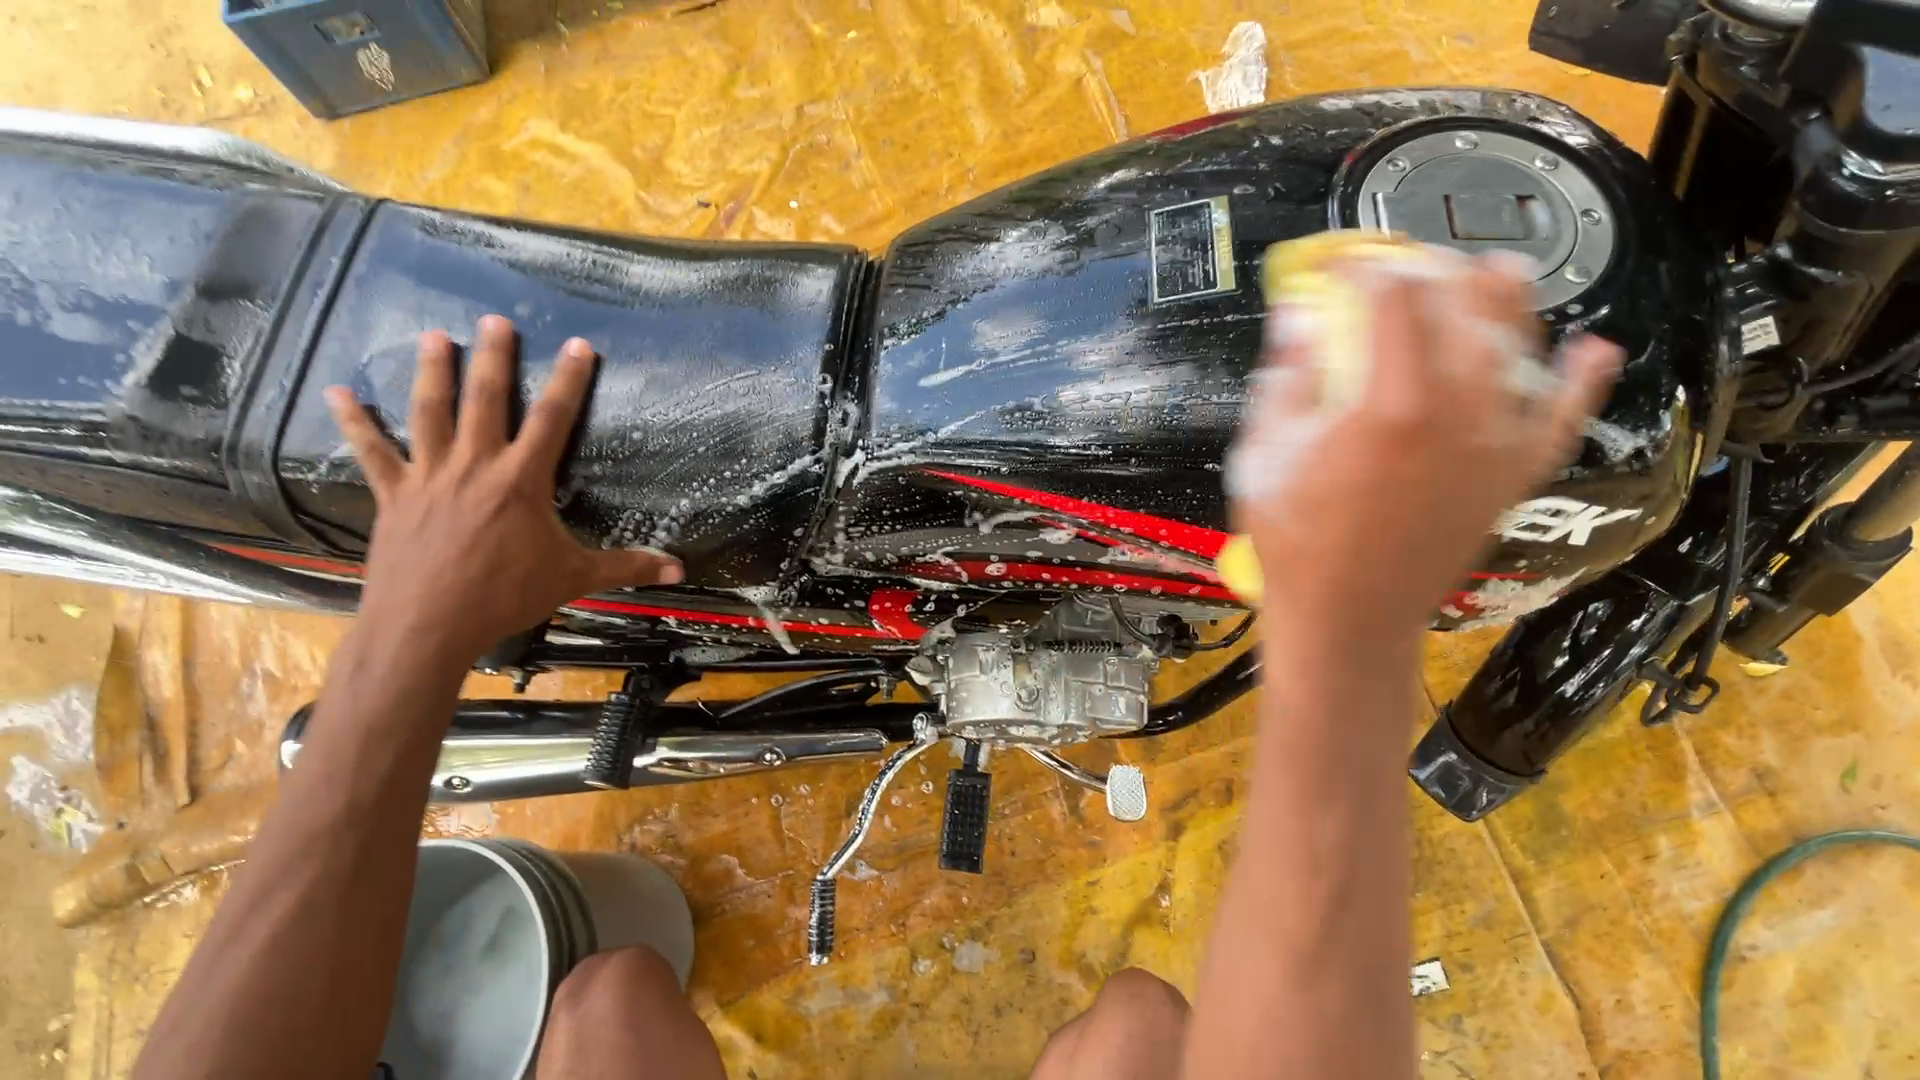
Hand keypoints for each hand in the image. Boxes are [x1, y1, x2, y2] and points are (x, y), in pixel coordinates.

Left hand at [324, 315, 682, 666]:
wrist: (426, 626)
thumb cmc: (506, 597)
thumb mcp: (575, 579)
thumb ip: (627, 567)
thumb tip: (679, 568)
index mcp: (522, 481)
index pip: (553, 419)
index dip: (570, 380)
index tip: (579, 345)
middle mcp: (475, 466)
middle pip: (486, 399)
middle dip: (494, 358)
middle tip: (495, 320)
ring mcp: (430, 477)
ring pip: (430, 412)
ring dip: (433, 371)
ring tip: (434, 335)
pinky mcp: (394, 495)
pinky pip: (372, 451)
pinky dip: (355, 421)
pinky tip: (338, 392)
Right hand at [1227, 250, 1621, 649]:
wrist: (1350, 619)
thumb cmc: (1294, 542)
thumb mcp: (1263, 456)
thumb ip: (1284, 378)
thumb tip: (1296, 315)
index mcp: (1390, 401)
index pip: (1392, 297)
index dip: (1365, 266)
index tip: (1339, 266)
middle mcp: (1459, 408)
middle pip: (1459, 305)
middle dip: (1428, 272)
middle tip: (1398, 270)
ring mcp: (1498, 440)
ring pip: (1518, 344)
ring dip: (1504, 300)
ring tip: (1492, 271)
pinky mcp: (1516, 474)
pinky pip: (1565, 416)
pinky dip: (1582, 380)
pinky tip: (1592, 349)